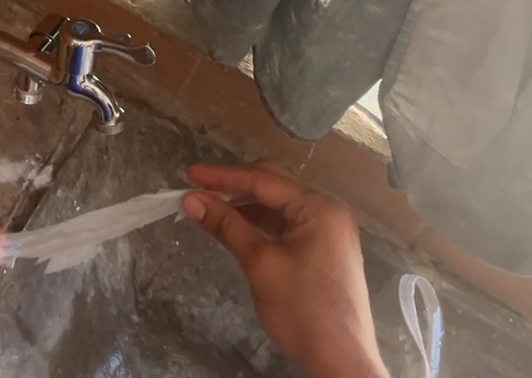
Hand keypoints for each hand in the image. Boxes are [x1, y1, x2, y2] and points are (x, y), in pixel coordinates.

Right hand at [183, 161, 386, 377]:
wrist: (342, 366)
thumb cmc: (303, 312)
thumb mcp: (259, 263)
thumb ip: (226, 225)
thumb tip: (190, 199)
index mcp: (318, 208)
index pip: (263, 180)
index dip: (223, 176)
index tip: (189, 174)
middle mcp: (328, 211)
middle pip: (273, 185)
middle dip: (235, 185)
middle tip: (199, 188)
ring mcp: (330, 231)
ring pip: (279, 205)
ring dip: (246, 204)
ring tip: (213, 206)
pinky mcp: (326, 250)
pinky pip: (288, 224)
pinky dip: (261, 222)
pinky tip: (239, 226)